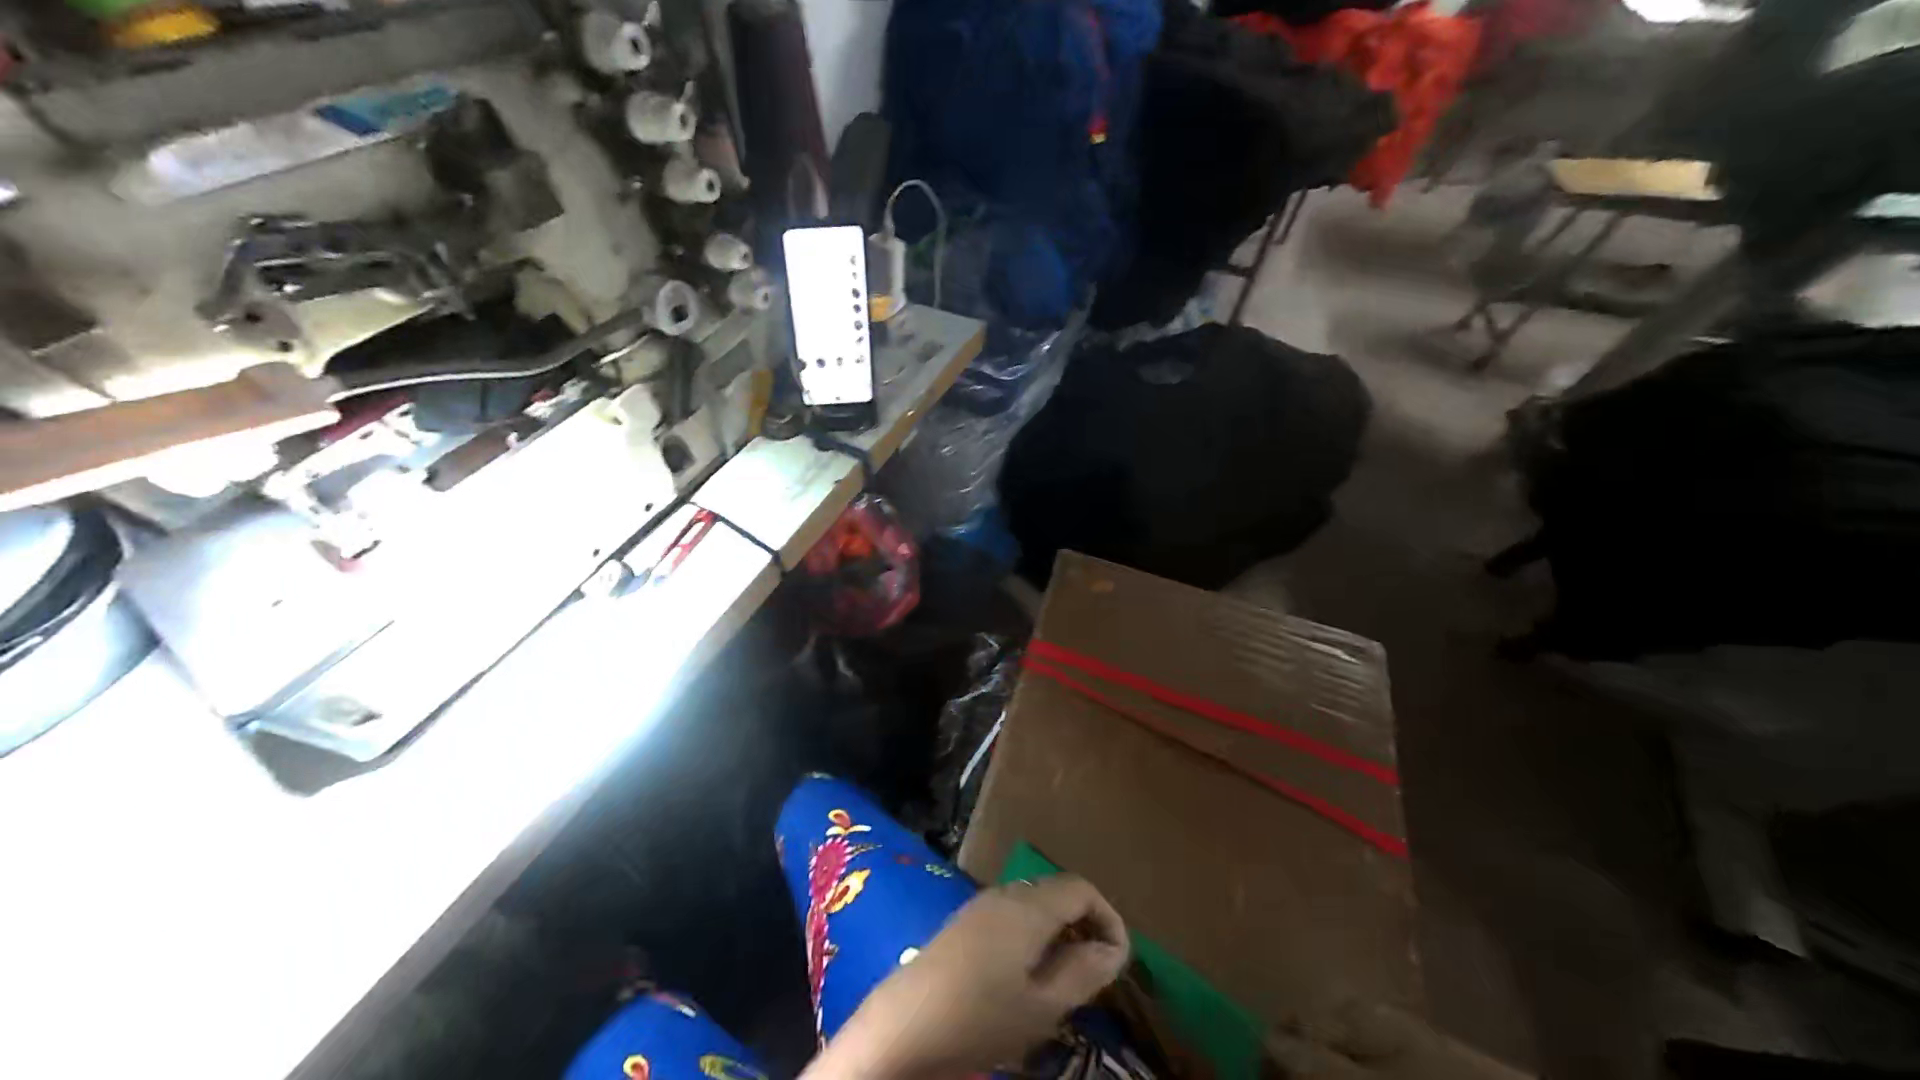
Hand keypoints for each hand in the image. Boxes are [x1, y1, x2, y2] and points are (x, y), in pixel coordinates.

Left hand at [810, 875, 1129, 1079]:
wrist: (903, 1026)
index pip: (1082, 888)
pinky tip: (1026, 975)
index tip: (1119, 960)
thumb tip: (1112, 949)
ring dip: (1058, 931)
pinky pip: (1011, 916)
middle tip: (1097, 971)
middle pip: (1057, 891)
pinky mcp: (962, 923)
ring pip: (1033, 904)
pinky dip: (1032, 935)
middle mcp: (1005, 893)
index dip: (1108, 917)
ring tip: (1066, 978)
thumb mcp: (1043, 1005)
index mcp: (1029, 906)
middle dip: (1084, 924)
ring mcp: (979, 906)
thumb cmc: (980, 1016)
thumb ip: (1083, 971)